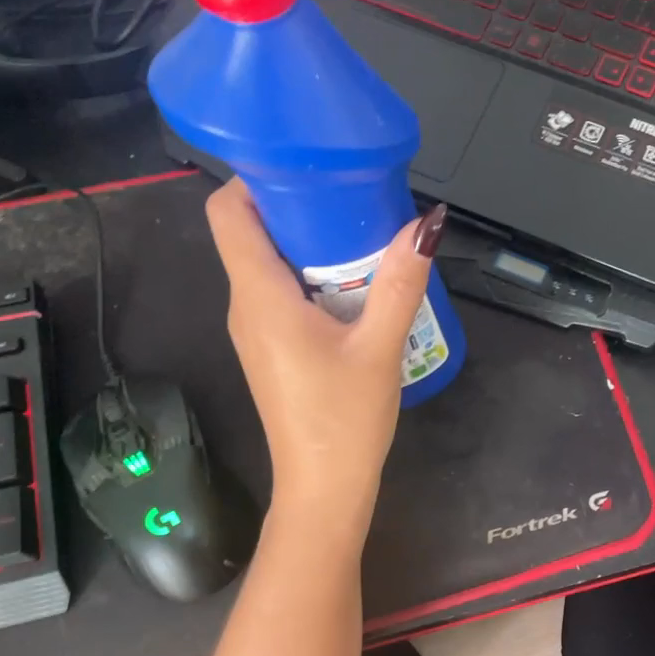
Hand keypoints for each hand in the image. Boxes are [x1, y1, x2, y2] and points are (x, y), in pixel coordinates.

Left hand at [205, 179, 443, 515]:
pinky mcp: (272, 352)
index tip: (307, 167)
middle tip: (353, 199)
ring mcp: (255, 332)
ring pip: (269, 267)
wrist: (324, 488)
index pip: (228, 213)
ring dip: (310, 247)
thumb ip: (401, 284)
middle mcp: (246, 307)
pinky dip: (312, 280)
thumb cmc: (344, 419)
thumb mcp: (379, 348)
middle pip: (252, 234)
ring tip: (363, 240)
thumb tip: (426, 224)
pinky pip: (281, 297)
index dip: (255, 179)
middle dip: (298, 209)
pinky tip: (357, 290)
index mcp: (259, 297)